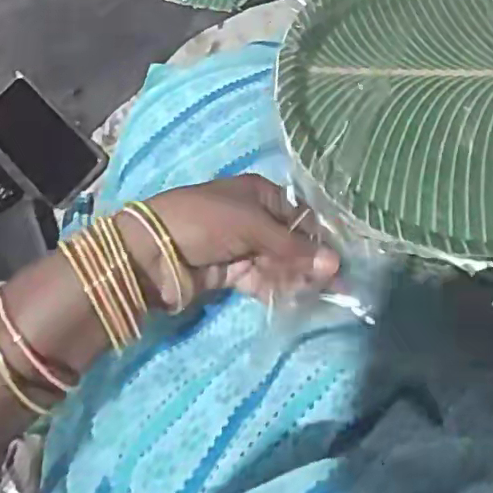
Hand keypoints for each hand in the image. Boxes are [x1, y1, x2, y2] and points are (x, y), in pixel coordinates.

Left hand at [120, 175, 339, 303]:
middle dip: (311, 261)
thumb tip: (335, 264)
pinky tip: (297, 299)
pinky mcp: (230, 273)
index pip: (300, 214)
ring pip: (278, 263)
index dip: (319, 236)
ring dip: (297, 278)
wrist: (151, 250)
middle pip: (291, 241)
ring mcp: (242, 246)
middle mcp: (254, 217)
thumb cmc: (206, 221)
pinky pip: (261, 280)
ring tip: (322, 295)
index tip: (340, 259)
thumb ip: (293, 248)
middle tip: (337, 285)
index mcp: (259, 193)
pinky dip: (277, 289)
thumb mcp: (252, 226)